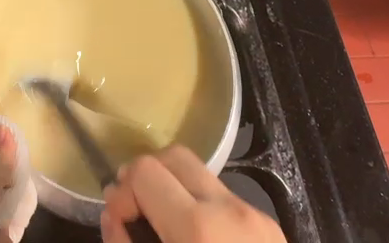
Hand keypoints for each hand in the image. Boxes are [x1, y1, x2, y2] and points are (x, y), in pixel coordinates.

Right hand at [102, 146, 285, 242]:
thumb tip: (113, 216)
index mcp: (198, 226)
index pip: (144, 170)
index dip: (122, 192)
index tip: (120, 224)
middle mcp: (230, 209)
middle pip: (175, 157)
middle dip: (148, 178)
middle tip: (137, 214)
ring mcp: (258, 218)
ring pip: (203, 179)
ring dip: (176, 194)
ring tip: (166, 231)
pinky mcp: (274, 231)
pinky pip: (226, 204)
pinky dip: (204, 214)